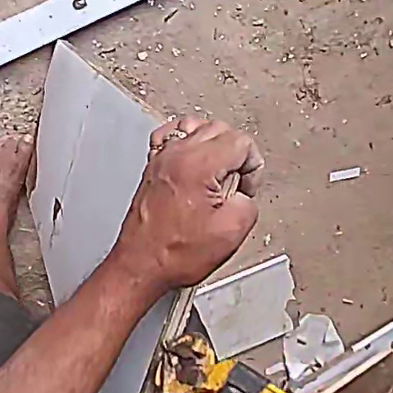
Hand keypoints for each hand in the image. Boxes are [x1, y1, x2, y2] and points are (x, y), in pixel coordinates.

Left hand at [104, 117, 263, 292]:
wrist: (141, 265)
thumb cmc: (173, 254)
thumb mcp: (230, 232)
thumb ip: (248, 202)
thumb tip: (243, 193)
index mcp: (197, 166)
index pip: (240, 142)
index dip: (252, 167)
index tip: (246, 188)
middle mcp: (175, 155)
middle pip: (219, 130)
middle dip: (235, 154)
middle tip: (235, 184)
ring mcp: (160, 159)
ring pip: (196, 128)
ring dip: (213, 146)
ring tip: (217, 174)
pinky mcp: (151, 168)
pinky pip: (170, 137)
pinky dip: (186, 142)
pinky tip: (192, 162)